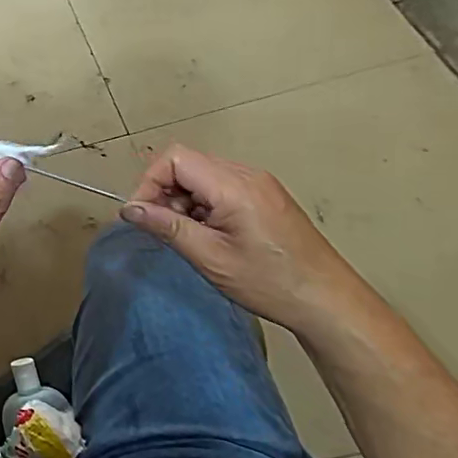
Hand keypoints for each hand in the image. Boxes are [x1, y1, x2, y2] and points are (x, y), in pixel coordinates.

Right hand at [121, 145, 360, 330]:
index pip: (175, 158)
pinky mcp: (265, 195)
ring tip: (190, 237)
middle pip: (188, 163)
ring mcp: (259, 183)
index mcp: (233, 185)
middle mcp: (247, 174)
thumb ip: (167, 227)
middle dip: (166, 192)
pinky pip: (222, 186)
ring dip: (184, 200)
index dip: (150, 182)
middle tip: (165, 231)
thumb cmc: (269, 282)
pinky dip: (204, 204)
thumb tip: (130, 209)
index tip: (142, 216)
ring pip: (203, 175)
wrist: (327, 299)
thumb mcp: (210, 258)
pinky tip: (210, 235)